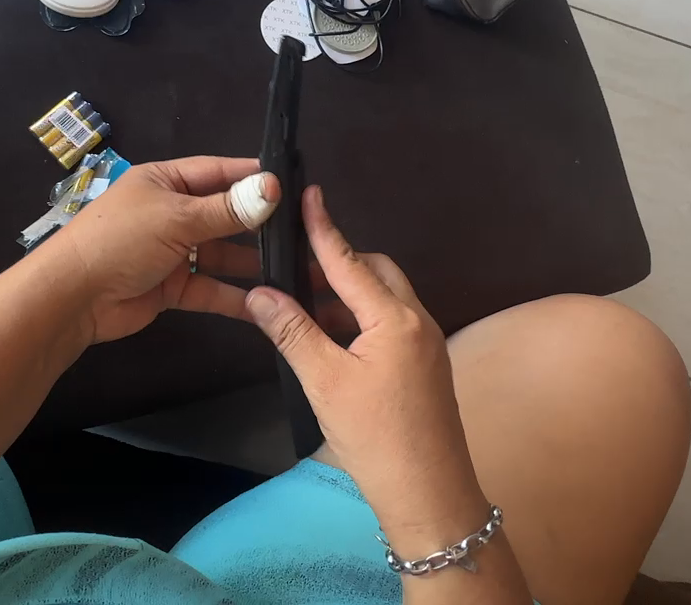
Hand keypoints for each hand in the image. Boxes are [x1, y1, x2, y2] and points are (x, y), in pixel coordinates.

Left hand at [45, 156, 277, 344]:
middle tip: (307, 231)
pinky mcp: (173, 287)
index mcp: (168, 182)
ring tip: (296, 268)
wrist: (72, 298)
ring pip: (222, 253)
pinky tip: (267, 304)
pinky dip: (235, 296)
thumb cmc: (123, 240)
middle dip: (261, 223)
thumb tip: (274, 186)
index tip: (296, 184)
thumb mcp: (177, 217)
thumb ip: (228, 208)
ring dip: (253, 262)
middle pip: (225, 214)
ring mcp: (174, 251)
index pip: (220, 172)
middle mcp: (173, 212)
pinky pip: (211, 288)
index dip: (255, 178)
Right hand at [243, 187, 490, 555]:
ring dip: (349, 291)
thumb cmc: (376, 438)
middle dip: (339, 261)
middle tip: (298, 269)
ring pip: (385, 296)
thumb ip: (292, 331)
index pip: (349, 261)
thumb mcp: (325, 382)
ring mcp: (427, 342)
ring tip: (308, 302)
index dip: (324, 228)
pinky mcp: (426, 363)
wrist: (430, 497)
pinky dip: (362, 316)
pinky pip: (392, 320)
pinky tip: (335, 335)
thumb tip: (260, 292)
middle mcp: (418, 320)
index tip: (310, 194)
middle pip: (376, 271)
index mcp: (395, 318)